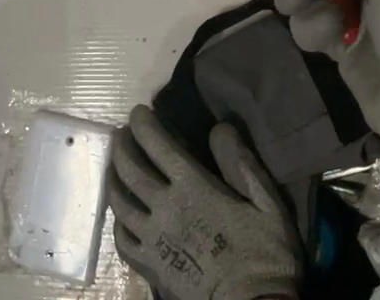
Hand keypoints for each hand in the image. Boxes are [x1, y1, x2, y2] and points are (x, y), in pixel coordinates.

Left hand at [107, 105, 299, 299]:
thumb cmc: (264, 252)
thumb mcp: (266, 201)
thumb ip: (241, 162)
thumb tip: (218, 128)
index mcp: (193, 188)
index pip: (158, 146)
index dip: (143, 125)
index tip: (138, 111)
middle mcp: (165, 208)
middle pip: (131, 170)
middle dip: (122, 145)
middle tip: (120, 133)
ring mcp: (153, 239)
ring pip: (120, 202)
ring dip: (113, 178)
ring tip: (114, 166)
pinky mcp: (151, 266)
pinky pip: (122, 240)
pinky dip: (116, 221)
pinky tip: (120, 214)